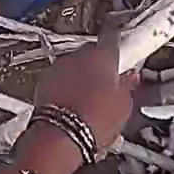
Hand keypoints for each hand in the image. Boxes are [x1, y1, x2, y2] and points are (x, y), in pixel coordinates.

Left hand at [35, 27, 136, 149]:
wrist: (61, 136)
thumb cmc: (94, 121)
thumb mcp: (123, 106)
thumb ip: (127, 86)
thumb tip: (129, 79)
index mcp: (102, 57)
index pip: (111, 37)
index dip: (116, 40)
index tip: (118, 46)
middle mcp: (79, 56)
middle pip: (91, 52)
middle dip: (98, 64)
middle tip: (106, 84)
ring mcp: (59, 66)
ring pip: (74, 64)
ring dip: (80, 75)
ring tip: (88, 98)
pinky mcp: (44, 79)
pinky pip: (58, 77)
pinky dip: (64, 85)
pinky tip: (72, 102)